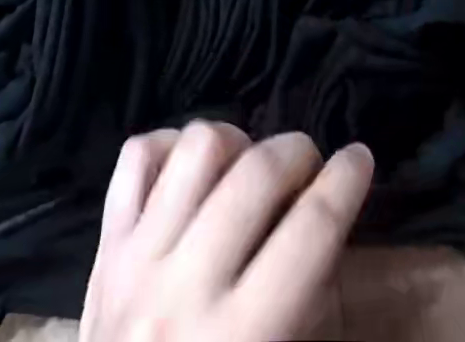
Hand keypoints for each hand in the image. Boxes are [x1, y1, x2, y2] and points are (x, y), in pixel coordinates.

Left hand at [80, 121, 374, 341]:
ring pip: (195, 149)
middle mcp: (184, 288)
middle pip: (256, 175)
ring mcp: (135, 259)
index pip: (310, 231)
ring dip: (236, 142)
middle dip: (297, 152)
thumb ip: (311, 303)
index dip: (346, 182)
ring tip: (248, 166)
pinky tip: (192, 168)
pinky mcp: (104, 244)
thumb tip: (321, 221)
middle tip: (309, 165)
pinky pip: (136, 157)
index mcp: (241, 339)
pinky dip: (170, 145)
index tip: (360, 157)